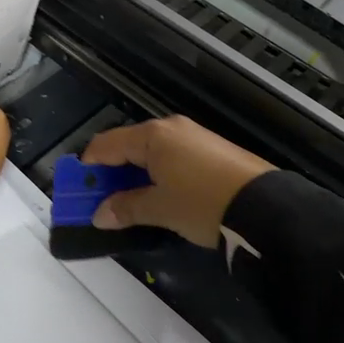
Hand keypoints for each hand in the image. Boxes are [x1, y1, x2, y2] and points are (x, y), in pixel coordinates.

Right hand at [81, 116, 273, 246]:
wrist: (266, 206)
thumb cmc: (203, 202)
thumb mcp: (160, 209)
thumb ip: (126, 208)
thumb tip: (99, 214)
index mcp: (152, 136)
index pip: (106, 144)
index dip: (88, 164)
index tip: (77, 187)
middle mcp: (170, 128)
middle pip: (129, 146)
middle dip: (112, 172)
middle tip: (100, 198)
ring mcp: (193, 137)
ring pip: (151, 153)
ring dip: (135, 175)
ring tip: (129, 202)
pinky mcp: (212, 150)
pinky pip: (172, 157)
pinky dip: (158, 174)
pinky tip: (160, 196)